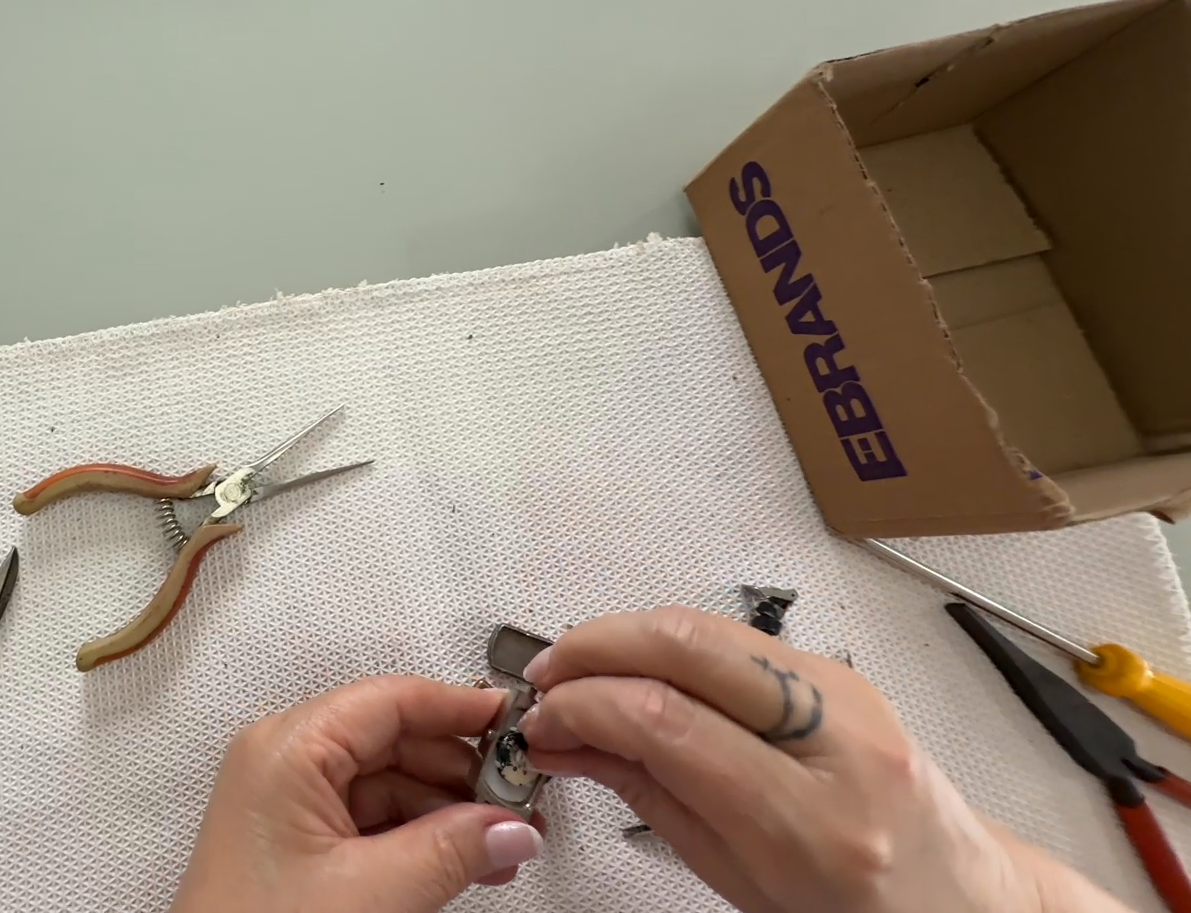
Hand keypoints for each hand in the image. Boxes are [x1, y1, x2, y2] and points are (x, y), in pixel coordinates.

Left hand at [170, 676, 544, 912]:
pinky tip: (467, 861)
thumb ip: (449, 852)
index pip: (386, 700)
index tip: (513, 720)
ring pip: (385, 778)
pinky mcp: (297, 835)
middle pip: (389, 736)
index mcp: (289, 746)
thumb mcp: (369, 895)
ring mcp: (289, 795)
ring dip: (446, 807)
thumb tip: (514, 825)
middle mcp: (285, 755)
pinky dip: (418, 834)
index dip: (455, 705)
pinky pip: (369, 815)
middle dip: (458, 767)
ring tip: (507, 841)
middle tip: (523, 799)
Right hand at [519, 606, 1132, 912]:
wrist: (965, 904)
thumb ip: (639, 792)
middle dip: (591, 645)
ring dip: (616, 633)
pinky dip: (656, 636)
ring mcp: (841, 691)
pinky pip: (720, 629)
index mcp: (814, 824)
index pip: (663, 720)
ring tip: (574, 665)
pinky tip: (628, 660)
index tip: (542, 720)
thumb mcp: (733, 876)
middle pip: (679, 644)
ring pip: (696, 622)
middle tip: (546, 674)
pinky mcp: (831, 667)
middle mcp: (836, 742)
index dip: (581, 705)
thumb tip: (559, 740)